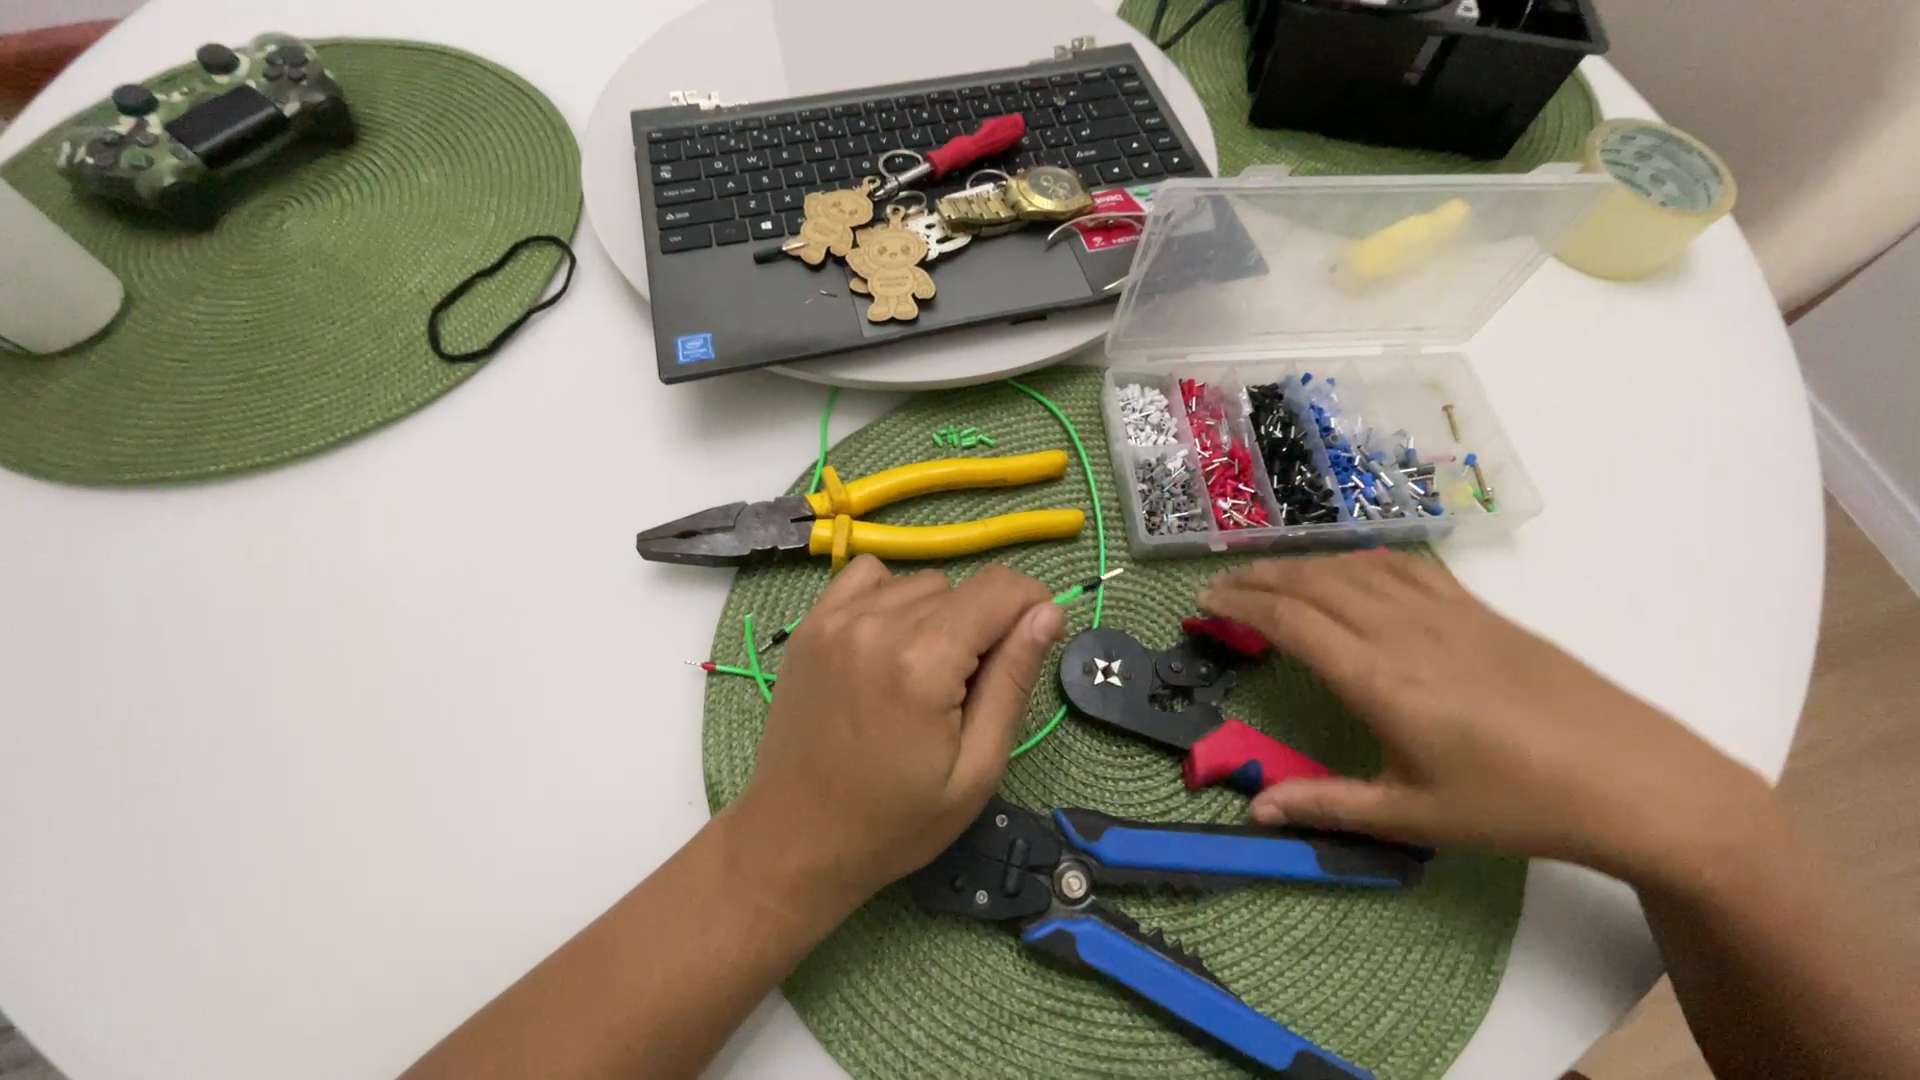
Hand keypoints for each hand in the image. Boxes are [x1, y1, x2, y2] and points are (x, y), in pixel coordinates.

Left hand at [731, 557, 1063, 904]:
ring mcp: (835, 619)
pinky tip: (890, 642)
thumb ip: (1013, 680)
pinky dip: (892, 597)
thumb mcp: (976, 768)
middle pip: (962, 588)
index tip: (1034, 644)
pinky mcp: (811, 625)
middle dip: (984, 626)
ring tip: (924, 674)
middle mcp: (876, 623)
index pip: (1000, 589)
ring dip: (939, 615)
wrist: (797, 838)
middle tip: (968, 690)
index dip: (1033, 606)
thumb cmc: (895, 820)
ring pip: (920, 583)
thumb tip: (1047, 612)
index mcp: (922, 661)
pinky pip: (869, 577)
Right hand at [1198, 552, 1774, 886]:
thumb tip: (1256, 812)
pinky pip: (1403, 566)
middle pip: (1312, 582)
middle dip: (1257, 577)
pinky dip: (1359, 559)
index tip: (1204, 602)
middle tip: (1219, 586)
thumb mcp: (1415, 817)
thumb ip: (1328, 805)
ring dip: (1300, 564)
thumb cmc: (1516, 805)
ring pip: (1352, 568)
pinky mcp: (1477, 609)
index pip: (1290, 621)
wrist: (1635, 781)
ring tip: (1267, 574)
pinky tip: (1347, 568)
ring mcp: (1444, 613)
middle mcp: (1402, 632)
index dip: (1240, 604)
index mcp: (1379, 680)